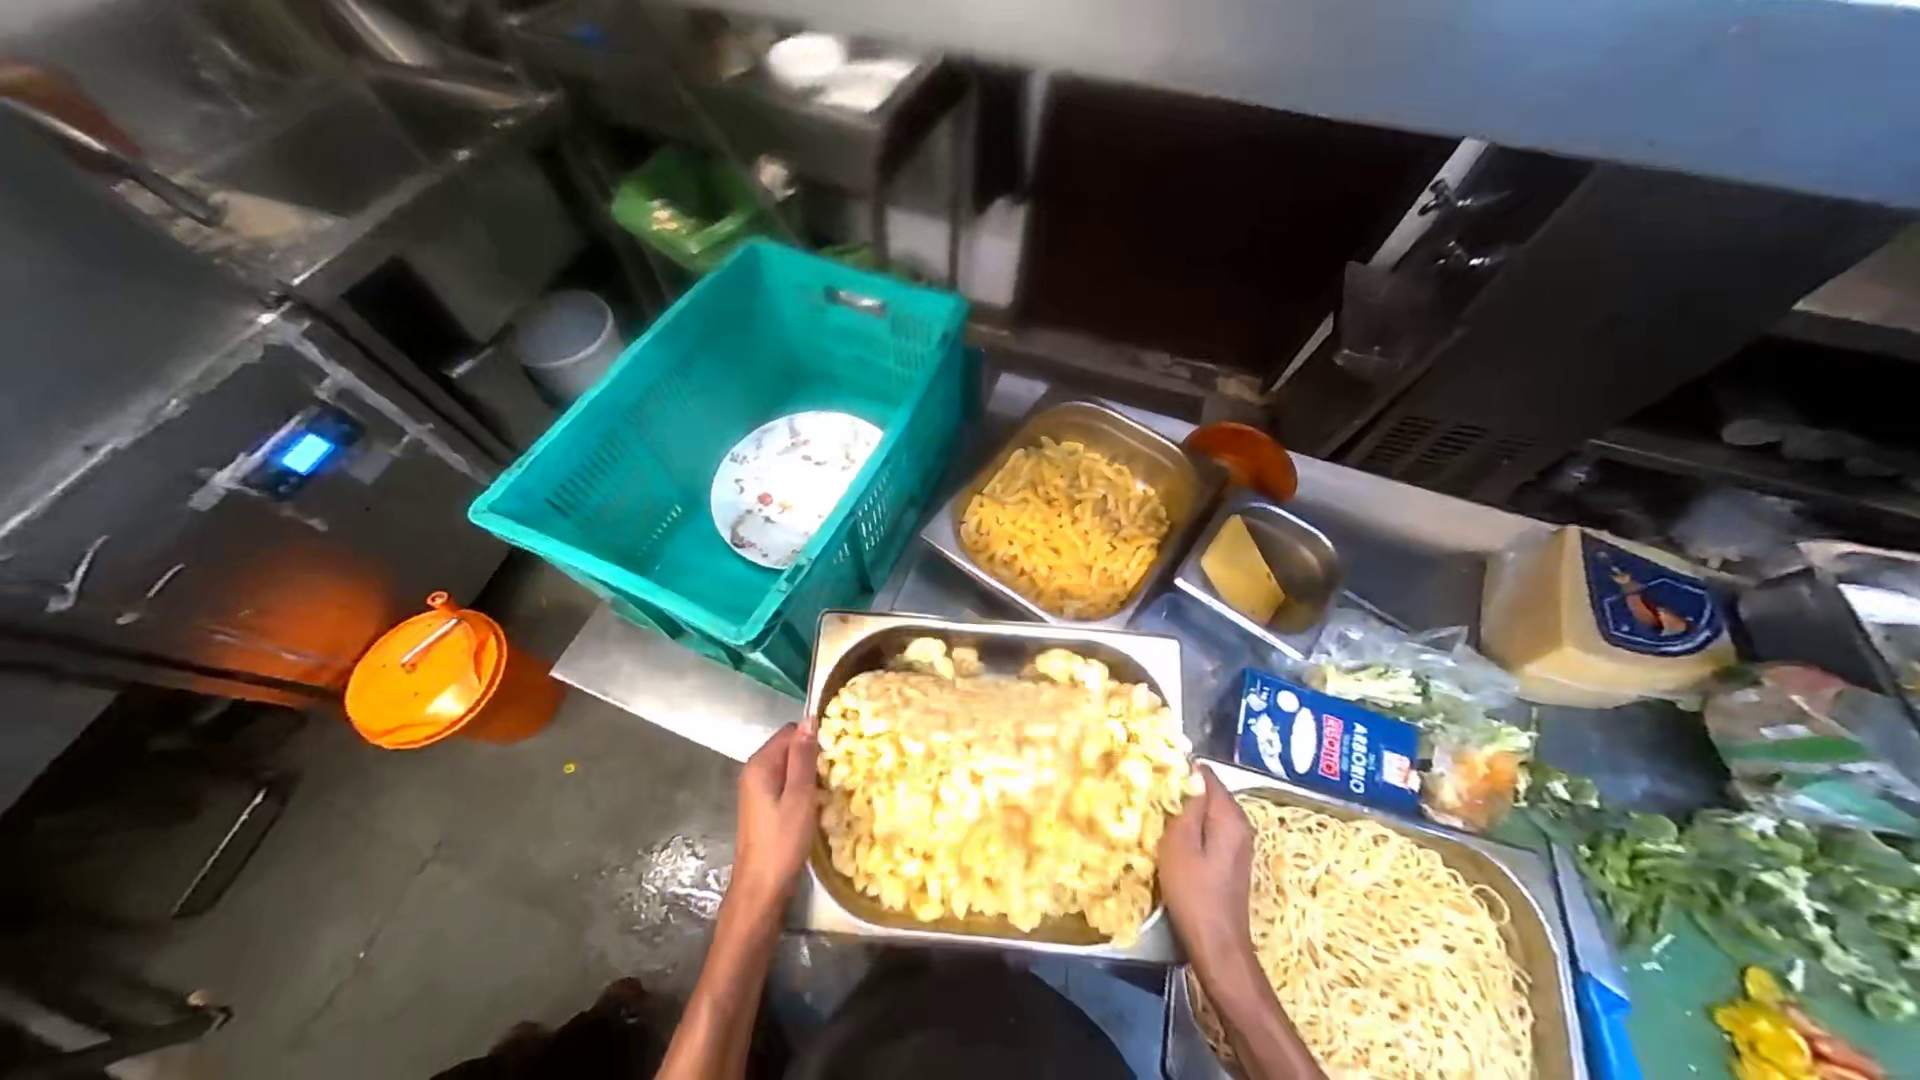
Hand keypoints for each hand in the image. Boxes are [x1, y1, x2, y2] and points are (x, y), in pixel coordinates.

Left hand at [729, 722, 818, 915]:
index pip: (790, 731)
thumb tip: (809, 720)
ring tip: (828, 786)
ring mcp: (757, 789)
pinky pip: (786, 782)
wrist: (761, 888)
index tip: (836, 751)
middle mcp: (754, 771)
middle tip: (835, 771)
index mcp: (760, 765)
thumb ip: (803, 757)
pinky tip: (815, 801)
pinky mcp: (763, 805)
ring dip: (809, 772)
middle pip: (788, 747)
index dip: (813, 737)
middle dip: (812, 754)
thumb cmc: (782, 841)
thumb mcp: (799, 796)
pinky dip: (801, 786)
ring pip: (789, 766)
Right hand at [1158, 764, 1257, 979]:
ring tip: (1154, 813)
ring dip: (1182, 809)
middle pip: (1207, 790)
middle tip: (1148, 795)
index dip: (1178, 769)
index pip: (1205, 773)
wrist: (1216, 944)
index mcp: (1230, 815)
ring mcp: (1237, 841)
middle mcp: (1240, 823)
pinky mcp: (1229, 857)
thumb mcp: (1180, 843)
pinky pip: (1208, 827)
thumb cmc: (1194, 892)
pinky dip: (1190, 826)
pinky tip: (1169, 836)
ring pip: (1206, 810)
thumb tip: (1188, 769)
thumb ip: (1187, 804)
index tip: (1151, 774)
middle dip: (1179, 788)